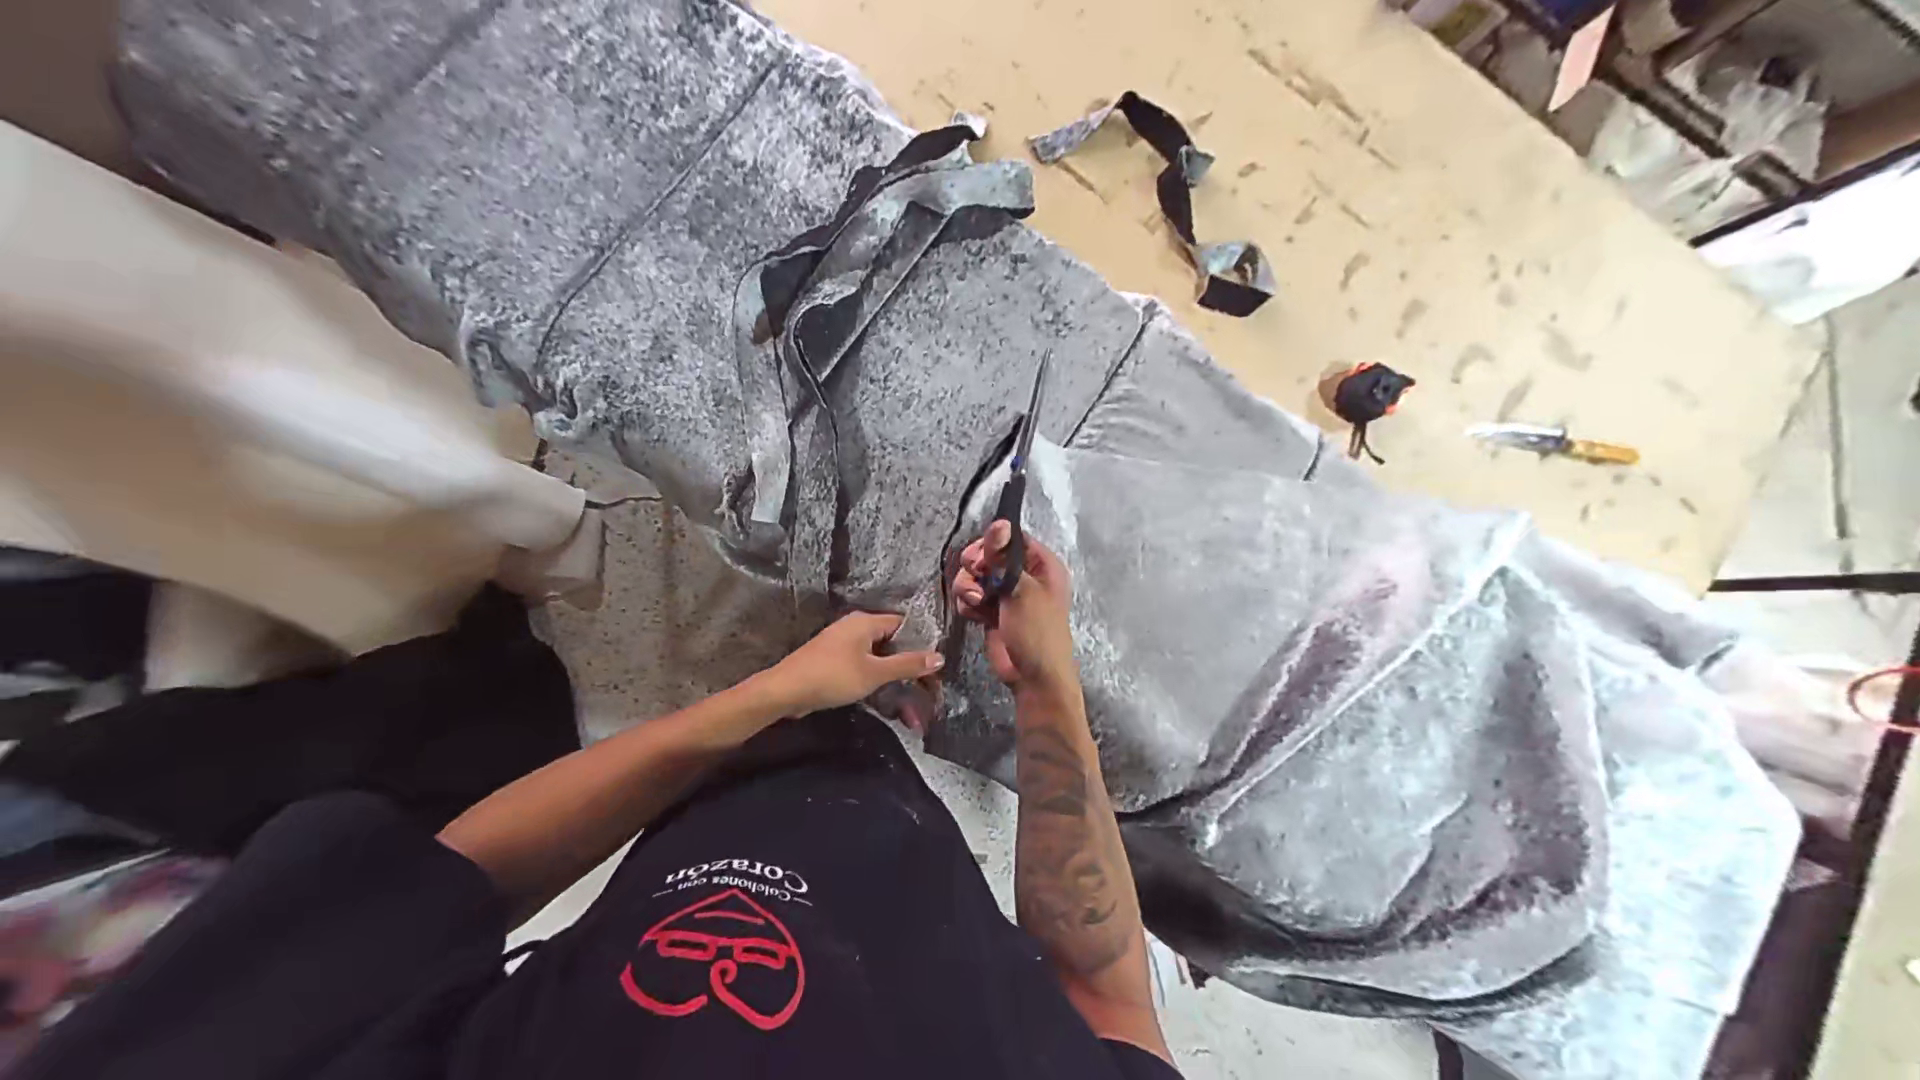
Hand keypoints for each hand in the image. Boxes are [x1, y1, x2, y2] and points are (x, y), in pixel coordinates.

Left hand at [757, 612, 944, 716]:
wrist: (785, 691)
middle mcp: (855, 627)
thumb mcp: (875, 673)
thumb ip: (907, 665)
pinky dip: (876, 683)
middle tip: (927, 691)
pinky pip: (864, 668)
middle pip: (892, 643)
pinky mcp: (834, 662)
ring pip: (878, 659)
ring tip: (910, 707)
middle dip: (909, 668)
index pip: (904, 625)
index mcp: (866, 622)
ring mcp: (843, 645)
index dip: (922, 644)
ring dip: (894, 681)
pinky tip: (887, 703)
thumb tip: (939, 656)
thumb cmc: (833, 676)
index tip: (936, 666)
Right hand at [951, 521, 1076, 696]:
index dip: (993, 542)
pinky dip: (969, 604)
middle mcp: (1025, 576)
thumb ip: (1005, 558)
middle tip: (975, 576)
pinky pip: (972, 597)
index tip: (981, 554)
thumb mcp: (1022, 591)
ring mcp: (1007, 595)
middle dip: (976, 566)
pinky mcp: (992, 612)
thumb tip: (999, 524)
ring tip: (977, 603)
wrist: (1033, 678)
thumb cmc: (1037, 632)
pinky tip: (974, 615)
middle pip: (989, 555)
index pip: (1013, 539)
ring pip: (976, 577)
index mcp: (1043, 566)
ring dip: (969, 587)